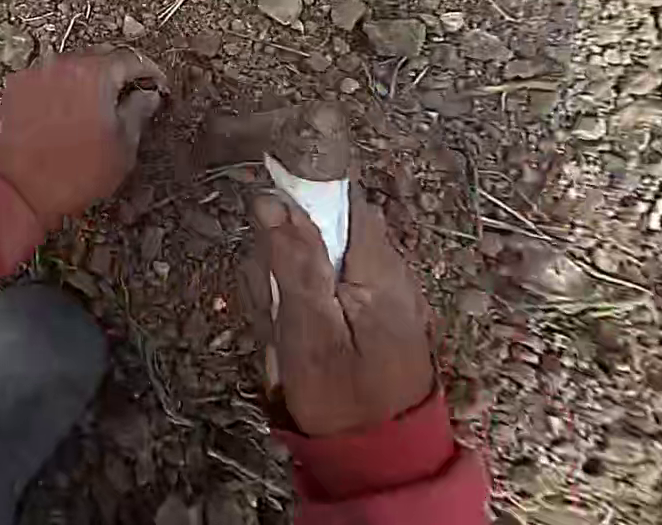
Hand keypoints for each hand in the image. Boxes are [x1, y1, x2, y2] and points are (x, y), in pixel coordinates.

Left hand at [0, 49, 166, 228]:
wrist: (18, 190)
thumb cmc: (77, 172)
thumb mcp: (123, 146)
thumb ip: (139, 111)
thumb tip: (148, 95)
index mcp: (97, 74)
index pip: (132, 60)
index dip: (149, 72)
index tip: (156, 84)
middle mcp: (66, 64)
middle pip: (101, 57)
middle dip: (118, 72)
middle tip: (129, 93)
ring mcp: (38, 73)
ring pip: (73, 65)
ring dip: (88, 79)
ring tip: (95, 104)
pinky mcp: (17, 87)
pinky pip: (48, 77)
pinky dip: (62, 86)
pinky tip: (66, 109)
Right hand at [249, 187, 435, 436]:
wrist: (380, 467)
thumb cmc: (342, 400)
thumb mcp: (308, 332)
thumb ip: (292, 262)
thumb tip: (271, 200)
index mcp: (378, 265)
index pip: (342, 196)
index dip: (303, 195)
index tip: (271, 221)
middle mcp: (390, 268)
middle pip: (330, 225)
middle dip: (293, 250)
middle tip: (275, 296)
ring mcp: (386, 291)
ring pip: (328, 255)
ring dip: (297, 279)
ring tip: (285, 324)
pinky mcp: (379, 312)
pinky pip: (336, 283)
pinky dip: (312, 299)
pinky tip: (299, 333)